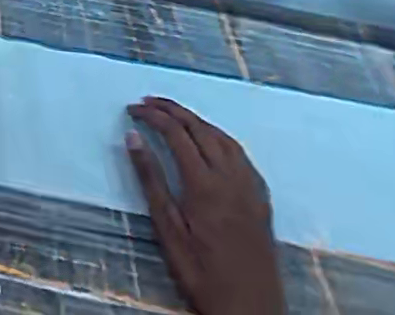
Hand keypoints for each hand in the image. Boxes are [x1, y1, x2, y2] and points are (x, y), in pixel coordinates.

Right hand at [126, 97, 284, 314]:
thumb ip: (150, 179)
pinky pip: (243, 157)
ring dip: (198, 120)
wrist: (251, 312)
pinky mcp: (262, 203)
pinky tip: (211, 142)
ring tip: (175, 114)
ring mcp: (252, 191)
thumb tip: (133, 136)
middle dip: (173, 110)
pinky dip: (221, 138)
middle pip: (201, 130)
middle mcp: (232, 181)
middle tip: (147, 101)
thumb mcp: (166, 227)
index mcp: (205, 185)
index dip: (153, 116)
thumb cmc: (200, 271)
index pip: (177, 134)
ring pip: (225, 140)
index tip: (132, 109)